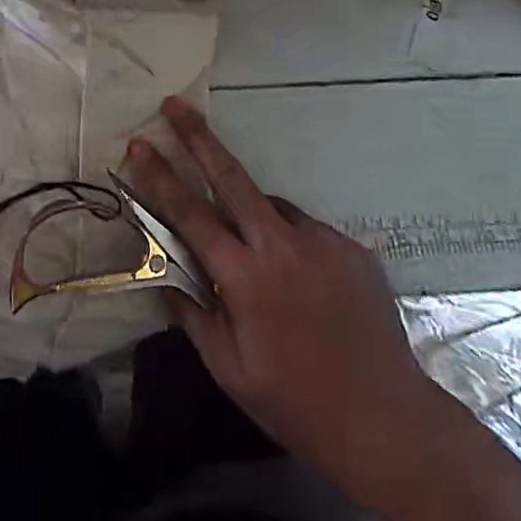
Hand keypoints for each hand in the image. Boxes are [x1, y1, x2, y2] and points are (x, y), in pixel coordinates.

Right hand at [126, 99, 520, 520]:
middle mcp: (284, 245)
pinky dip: (292, 244)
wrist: (383, 415)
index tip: (138, 146)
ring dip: (253, 215)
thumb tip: (170, 277)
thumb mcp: (230, 368)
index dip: (160, 179)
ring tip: (257, 262)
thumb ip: (195, 314)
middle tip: (174, 105)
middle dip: (199, 137)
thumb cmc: (295, 401)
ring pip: (273, 207)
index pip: (191, 215)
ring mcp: (323, 240)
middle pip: (232, 178)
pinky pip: (307, 232)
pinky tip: (302, 284)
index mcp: (246, 278)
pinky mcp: (352, 247)